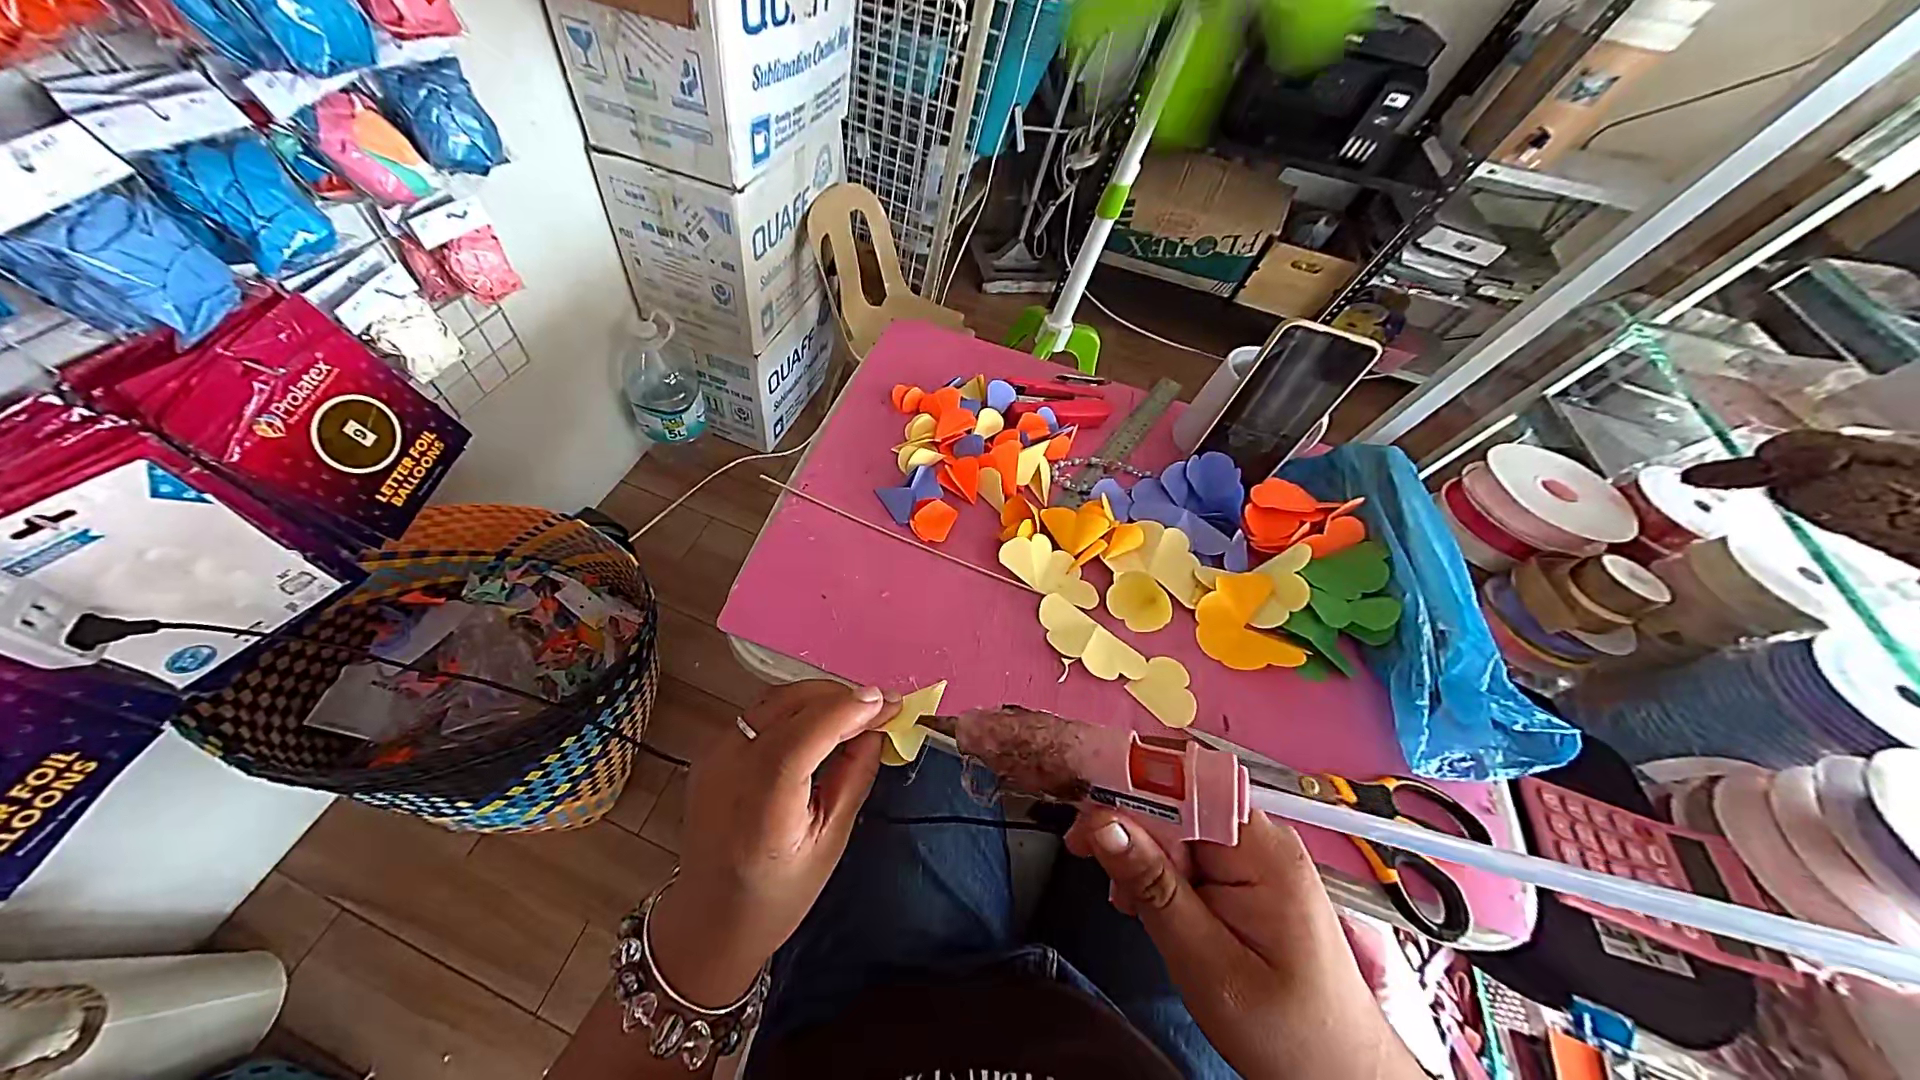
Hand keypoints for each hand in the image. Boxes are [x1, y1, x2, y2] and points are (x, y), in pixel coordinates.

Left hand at [648, 681, 891, 1006]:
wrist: (709, 920)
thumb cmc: (776, 894)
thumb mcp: (830, 840)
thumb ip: (855, 776)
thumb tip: (876, 730)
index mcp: (763, 802)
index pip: (807, 732)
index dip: (850, 708)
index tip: (889, 701)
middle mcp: (730, 767)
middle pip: (790, 703)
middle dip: (841, 695)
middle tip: (879, 705)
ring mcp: (715, 755)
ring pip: (775, 700)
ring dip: (820, 697)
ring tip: (856, 710)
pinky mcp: (711, 752)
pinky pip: (761, 713)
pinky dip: (797, 707)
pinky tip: (821, 722)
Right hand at [1066, 809, 1422, 1079]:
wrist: (1343, 1079)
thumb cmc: (1287, 1035)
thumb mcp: (1207, 966)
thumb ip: (1154, 889)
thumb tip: (1104, 824)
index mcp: (1263, 850)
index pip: (1185, 788)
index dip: (1130, 790)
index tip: (1085, 817)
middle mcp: (1261, 839)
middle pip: (1178, 803)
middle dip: (1130, 826)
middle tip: (1088, 858)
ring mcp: (1256, 856)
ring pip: (1178, 828)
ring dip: (1142, 853)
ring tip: (1126, 898)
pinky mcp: (1248, 876)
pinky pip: (1192, 852)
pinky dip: (1160, 870)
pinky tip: (1149, 901)